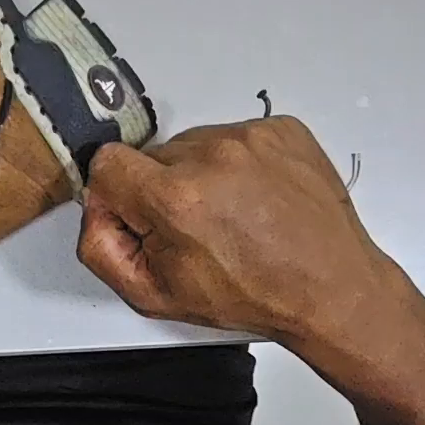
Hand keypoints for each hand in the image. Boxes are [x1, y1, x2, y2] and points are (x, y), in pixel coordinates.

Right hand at [78, 116, 424, 385]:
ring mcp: (251, 137)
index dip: (116, 194)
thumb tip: (95, 211)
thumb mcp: (155, 296)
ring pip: (192, 145)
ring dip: (199, 176)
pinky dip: (236, 165)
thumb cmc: (250, 294)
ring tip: (232, 215)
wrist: (329, 287)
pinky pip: (233, 136)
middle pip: (151, 156)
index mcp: (176, 198)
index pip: (107, 163)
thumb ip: (101, 250)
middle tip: (197, 229)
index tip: (143, 218)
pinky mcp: (280, 128)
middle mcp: (212, 155)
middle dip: (161, 190)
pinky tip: (255, 200)